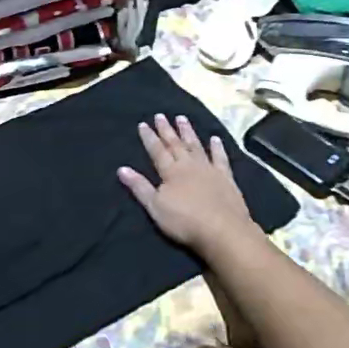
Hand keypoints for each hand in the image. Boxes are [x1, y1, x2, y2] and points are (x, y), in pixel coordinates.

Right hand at [118, 114, 259, 251]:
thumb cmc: (185, 221)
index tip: (143, 124)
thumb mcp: (155, 207)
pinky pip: (220, 158)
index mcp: (171, 172)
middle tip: (160, 115)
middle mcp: (189, 166)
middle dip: (167, 130)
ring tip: (182, 118)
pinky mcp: (227, 179)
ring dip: (188, 132)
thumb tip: (122, 168)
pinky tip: (214, 138)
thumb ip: (139, 187)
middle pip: (176, 144)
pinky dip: (217, 148)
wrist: (224, 231)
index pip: (157, 151)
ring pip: (196, 146)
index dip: (149, 137)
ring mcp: (210, 170)